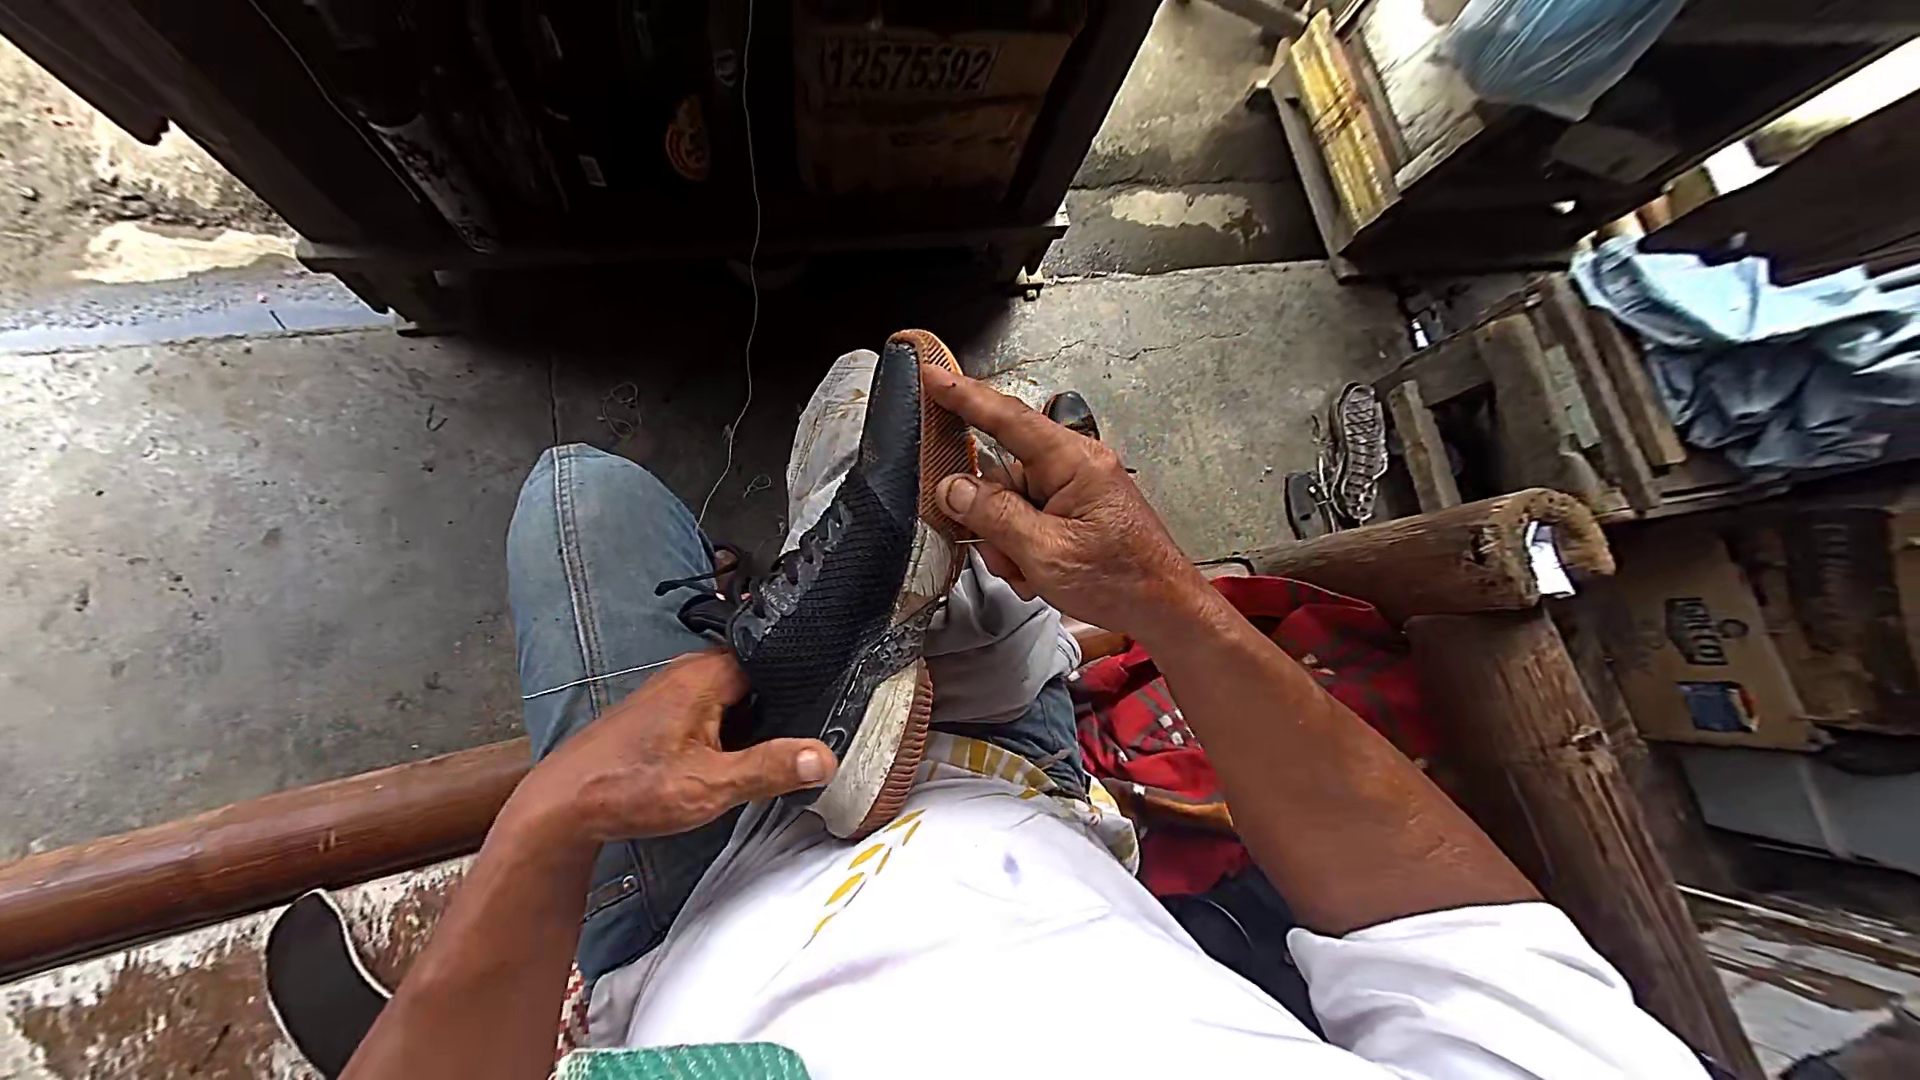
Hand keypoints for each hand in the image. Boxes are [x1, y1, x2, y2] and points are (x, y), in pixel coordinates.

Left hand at [508, 650, 835, 845]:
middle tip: (784, 742)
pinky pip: (715, 706)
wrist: (560, 809)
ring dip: (750, 721)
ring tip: (750, 754)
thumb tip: (822, 758)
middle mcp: (692, 670)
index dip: (801, 684)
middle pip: (758, 677)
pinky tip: (722, 758)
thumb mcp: (709, 786)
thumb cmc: (625, 789)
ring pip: (737, 694)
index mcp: (707, 673)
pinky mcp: (666, 707)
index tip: (820, 707)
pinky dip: (728, 728)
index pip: (775, 660)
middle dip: (776, 708)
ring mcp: (676, 687)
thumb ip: (770, 768)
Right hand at [921, 363, 1217, 638]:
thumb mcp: (1046, 552)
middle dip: (990, 520)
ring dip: (1007, 543)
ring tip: (1030, 572)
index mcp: (1073, 463)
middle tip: (1000, 554)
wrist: (1162, 609)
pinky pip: (1026, 520)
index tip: (933, 376)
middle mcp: (1073, 467)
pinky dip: (1022, 549)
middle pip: (1000, 475)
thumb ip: (994, 516)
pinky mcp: (1072, 511)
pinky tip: (1038, 572)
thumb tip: (953, 487)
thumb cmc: (1122, 580)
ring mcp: (1073, 490)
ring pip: (1008, 505)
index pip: (1008, 418)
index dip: (963, 396)